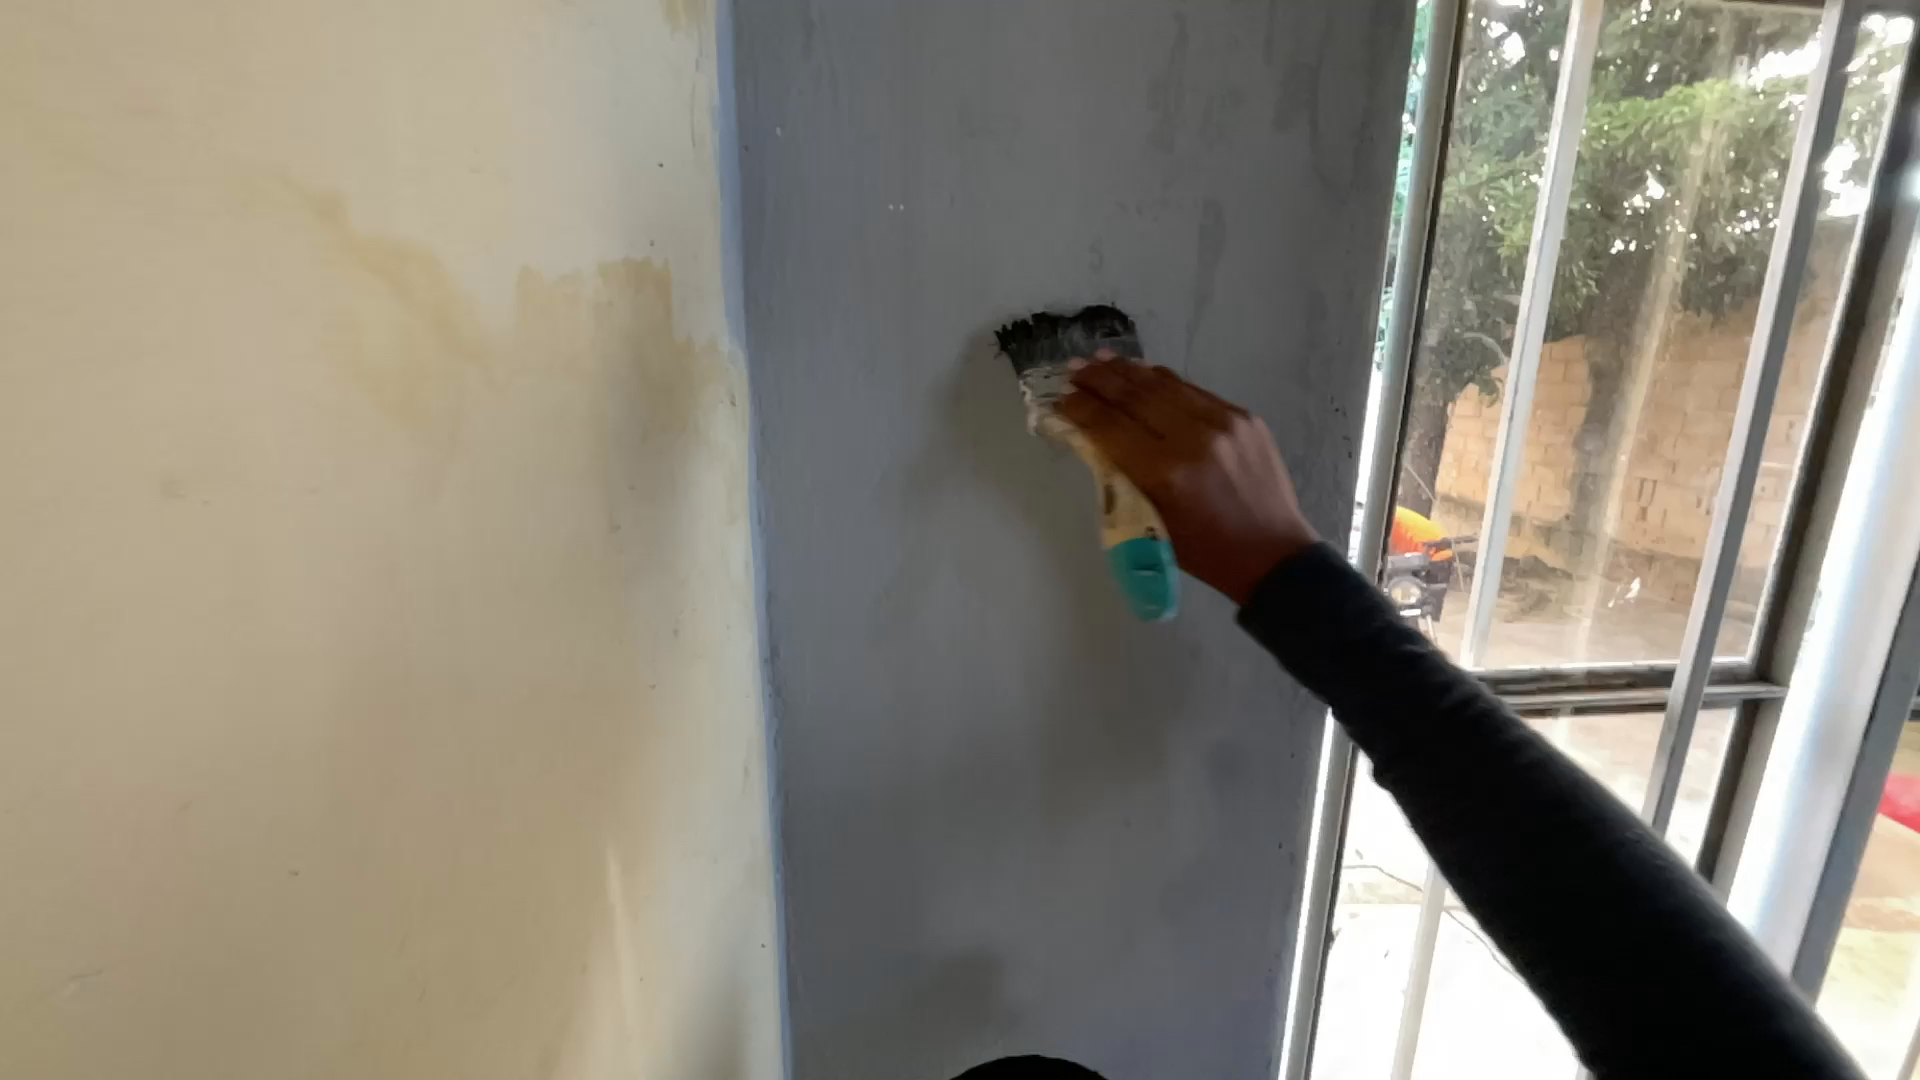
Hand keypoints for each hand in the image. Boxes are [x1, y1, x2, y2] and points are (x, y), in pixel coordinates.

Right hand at [1058, 358, 1317, 605]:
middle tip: (1073, 369)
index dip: (1082, 409)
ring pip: (1164, 385)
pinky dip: (1162, 380)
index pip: (1111, 427)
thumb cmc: (1202, 550)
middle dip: (1099, 380)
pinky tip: (1142, 372)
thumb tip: (1093, 436)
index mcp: (1166, 473)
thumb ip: (1123, 476)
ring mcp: (1223, 423)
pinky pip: (1192, 390)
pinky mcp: (1243, 417)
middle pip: (1135, 397)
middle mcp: (1194, 438)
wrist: (1271, 553)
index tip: (1061, 398)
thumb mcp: (1150, 519)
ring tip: (1100, 360)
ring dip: (1127, 371)